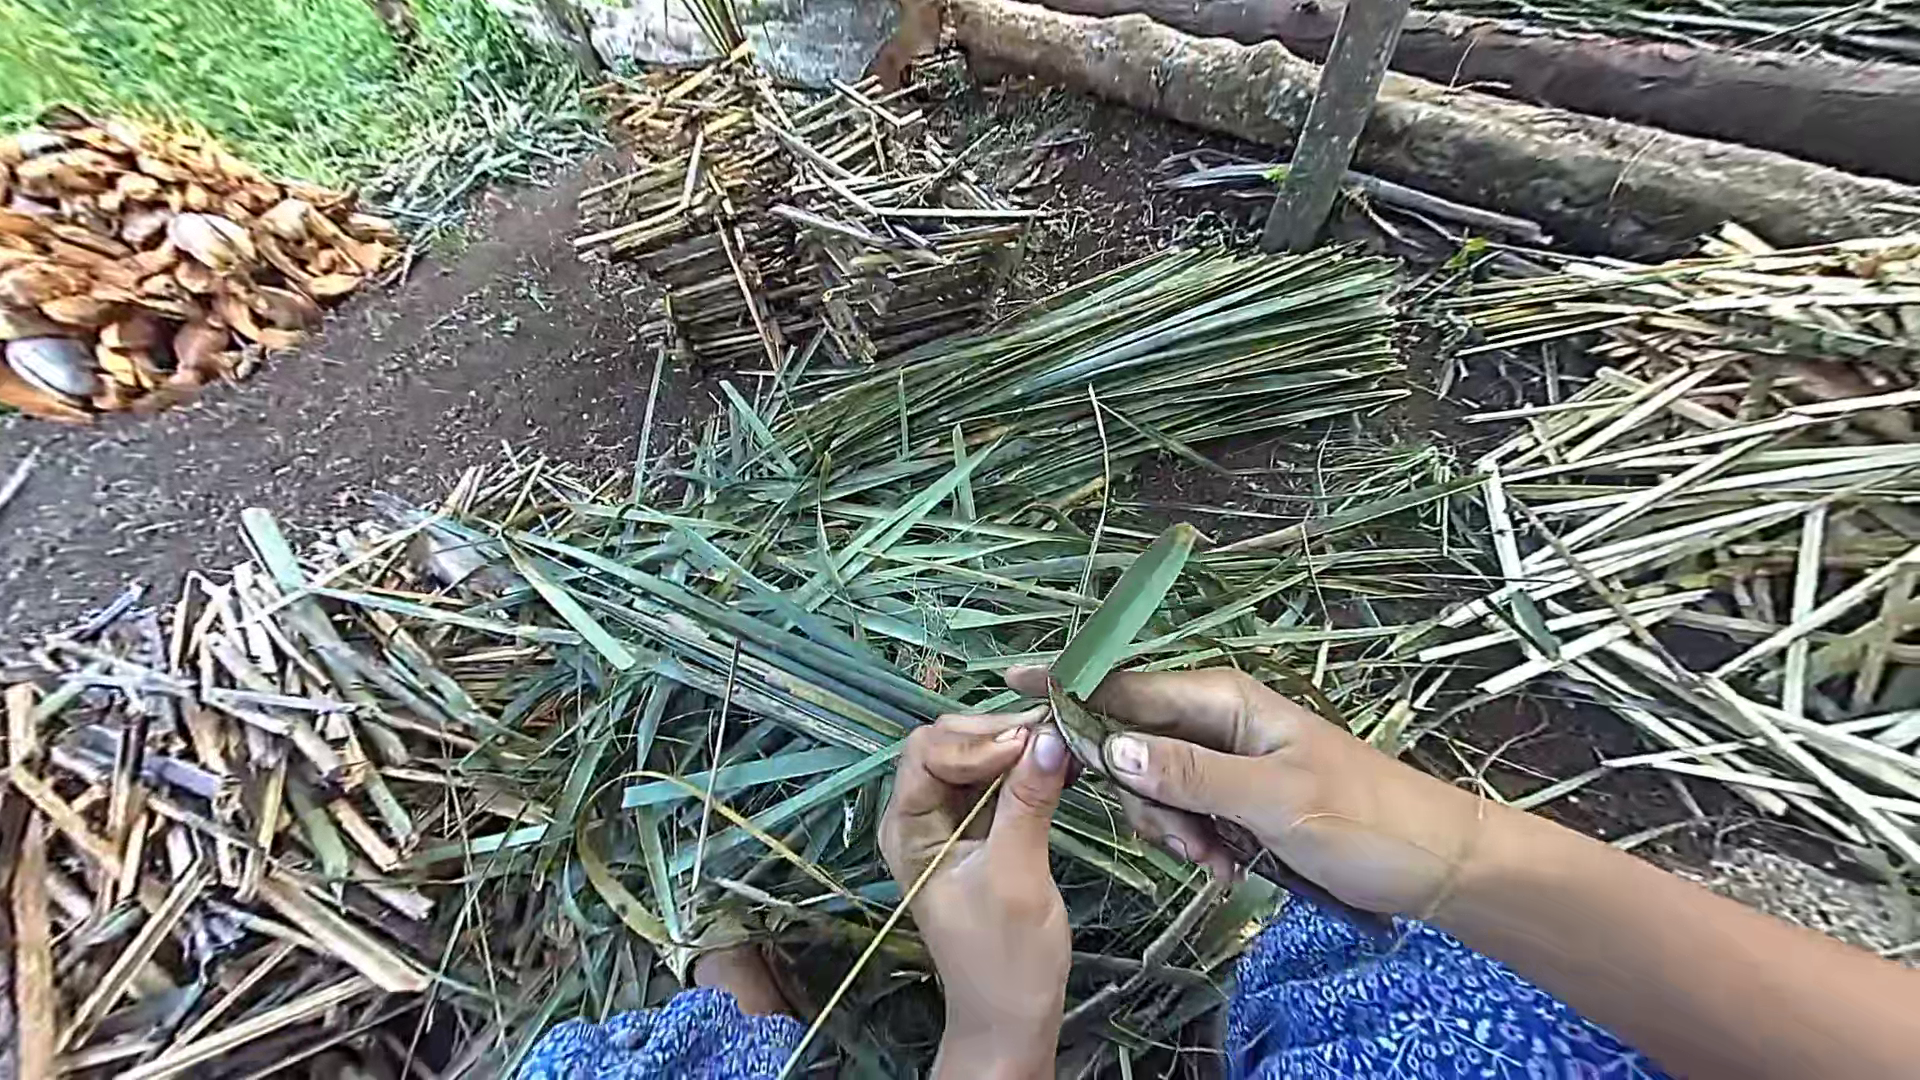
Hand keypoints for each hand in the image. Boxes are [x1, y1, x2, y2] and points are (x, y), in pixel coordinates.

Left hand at [879, 707, 1071, 1078]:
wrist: (1013, 1017)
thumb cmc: (1006, 960)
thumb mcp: (1017, 878)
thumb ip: (1028, 804)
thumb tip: (1050, 737)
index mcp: (908, 825)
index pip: (927, 753)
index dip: (975, 742)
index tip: (1027, 745)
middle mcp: (921, 810)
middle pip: (949, 742)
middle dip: (997, 735)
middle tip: (1049, 737)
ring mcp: (950, 814)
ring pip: (976, 751)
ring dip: (1016, 744)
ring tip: (1059, 745)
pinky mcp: (980, 820)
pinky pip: (998, 774)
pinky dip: (1026, 762)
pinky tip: (1057, 761)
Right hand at [1006, 666, 1485, 916]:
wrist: (1435, 864)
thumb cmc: (1363, 817)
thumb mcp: (1273, 798)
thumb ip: (1187, 773)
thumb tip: (1109, 747)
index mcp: (1217, 697)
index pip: (1126, 686)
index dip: (1072, 687)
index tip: (1017, 683)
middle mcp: (1207, 717)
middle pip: (1131, 742)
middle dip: (1142, 794)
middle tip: (1186, 843)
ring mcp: (1214, 755)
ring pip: (1151, 782)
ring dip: (1171, 826)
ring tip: (1219, 863)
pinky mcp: (1224, 790)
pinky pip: (1178, 808)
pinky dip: (1191, 839)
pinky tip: (1228, 868)